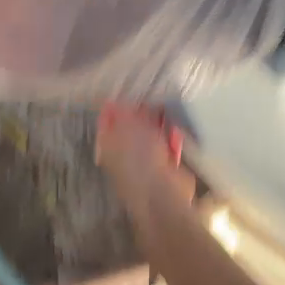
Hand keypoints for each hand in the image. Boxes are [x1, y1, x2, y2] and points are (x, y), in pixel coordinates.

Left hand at [95, 104, 195, 243]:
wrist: (162, 192)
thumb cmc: (141, 159)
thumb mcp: (130, 129)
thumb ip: (123, 114)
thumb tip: (114, 100)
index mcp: (109, 146)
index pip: (108, 123)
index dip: (116, 108)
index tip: (128, 93)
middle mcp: (124, 155)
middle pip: (131, 129)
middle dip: (141, 115)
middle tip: (151, 99)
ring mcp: (145, 162)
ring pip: (150, 137)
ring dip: (158, 125)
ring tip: (166, 110)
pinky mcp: (165, 167)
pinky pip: (167, 147)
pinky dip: (171, 139)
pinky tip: (175, 131)